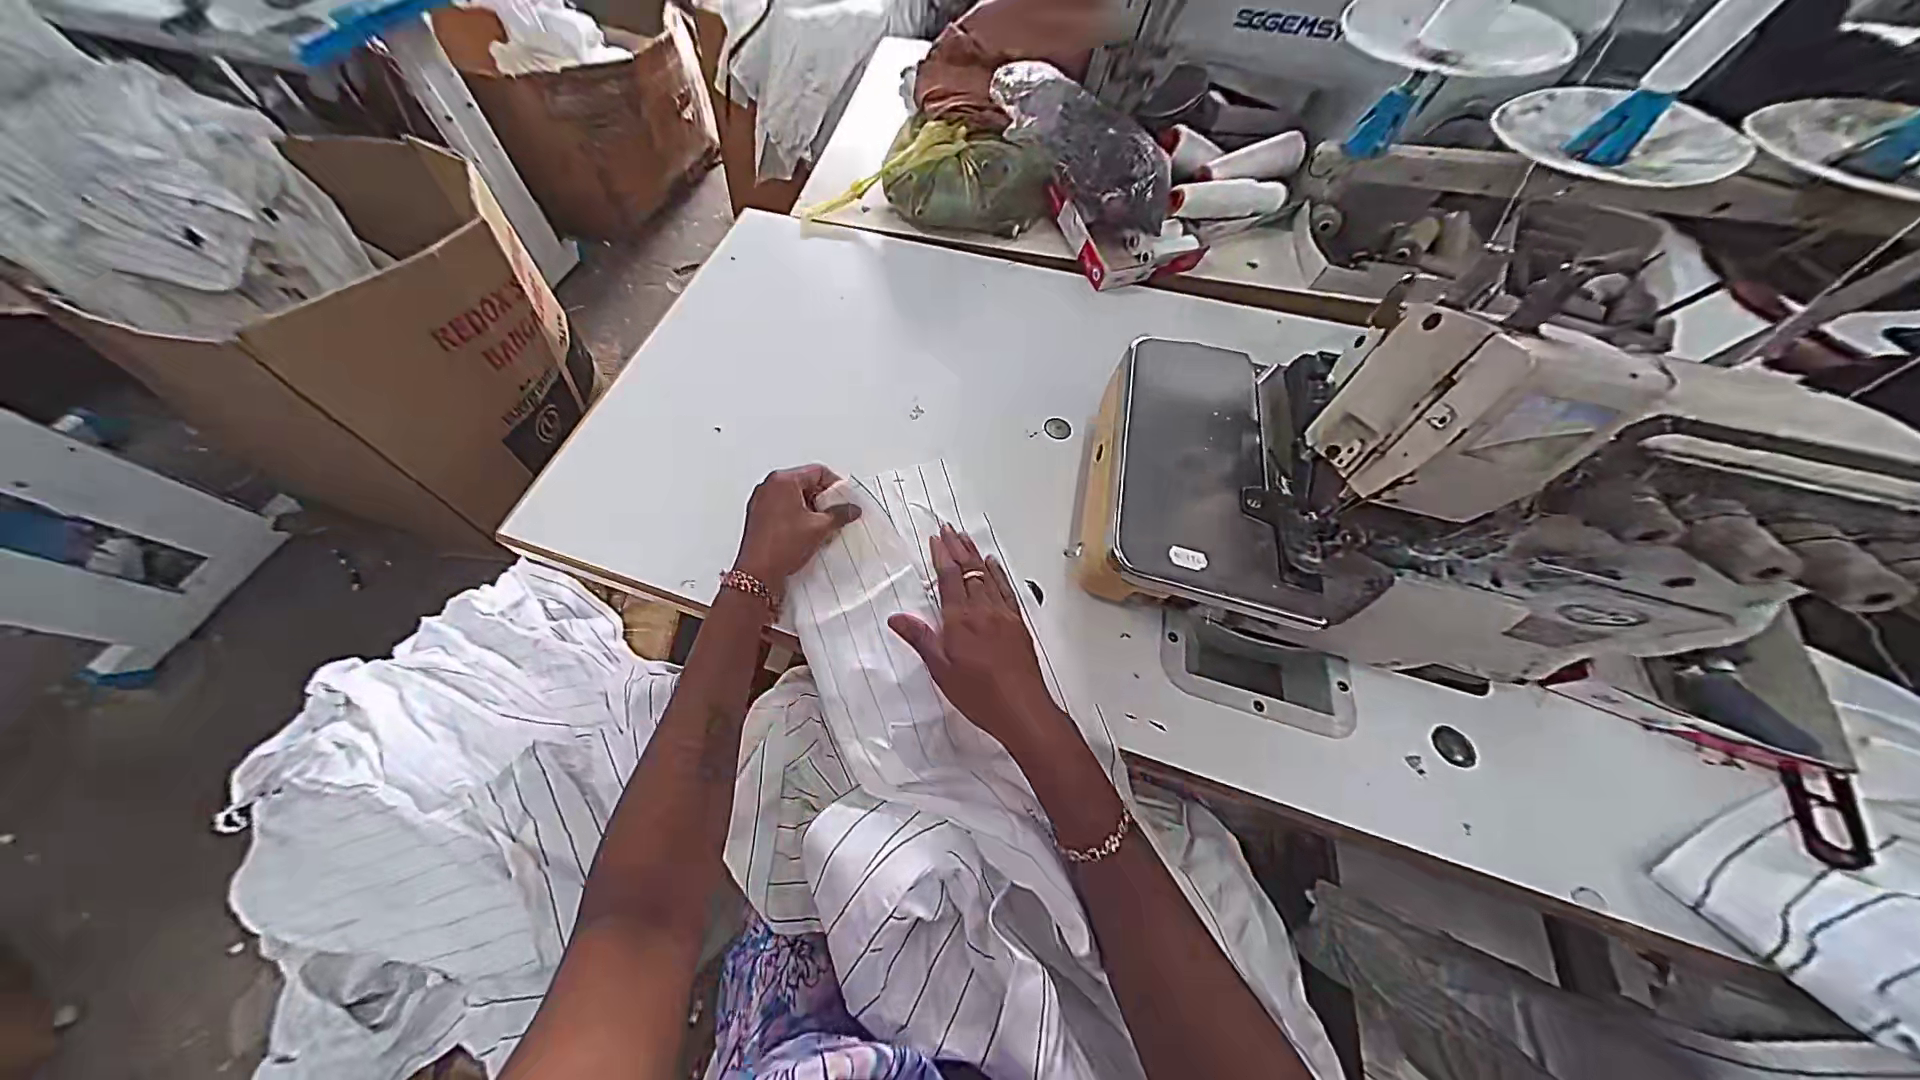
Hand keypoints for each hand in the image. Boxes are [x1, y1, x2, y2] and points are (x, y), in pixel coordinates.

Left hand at [733, 465, 859, 592]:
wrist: (758, 573)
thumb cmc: (780, 547)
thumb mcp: (820, 528)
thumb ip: (840, 514)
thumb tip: (850, 509)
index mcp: (783, 481)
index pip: (817, 472)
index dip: (836, 485)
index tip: (844, 499)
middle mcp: (769, 487)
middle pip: (805, 482)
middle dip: (823, 498)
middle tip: (836, 512)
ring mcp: (761, 501)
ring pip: (794, 496)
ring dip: (811, 508)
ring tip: (822, 525)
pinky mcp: (758, 516)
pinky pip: (783, 508)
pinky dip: (797, 515)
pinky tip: (807, 532)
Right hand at [888, 525, 1072, 758]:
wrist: (1021, 708)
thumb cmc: (979, 694)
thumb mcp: (941, 669)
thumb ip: (921, 639)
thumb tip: (897, 618)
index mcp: (960, 620)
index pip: (949, 578)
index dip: (941, 556)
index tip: (935, 540)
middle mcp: (983, 610)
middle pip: (968, 570)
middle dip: (956, 547)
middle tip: (948, 529)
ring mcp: (1003, 614)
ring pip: (987, 575)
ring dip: (974, 554)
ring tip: (965, 538)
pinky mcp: (1017, 623)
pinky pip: (1006, 589)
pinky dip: (997, 574)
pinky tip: (993, 565)